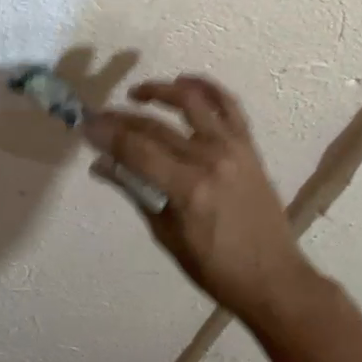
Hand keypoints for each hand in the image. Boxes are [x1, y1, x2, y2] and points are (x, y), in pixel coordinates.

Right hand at [83, 75, 311, 319]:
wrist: (275, 280)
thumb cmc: (216, 268)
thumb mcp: (167, 236)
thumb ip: (134, 191)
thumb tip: (99, 164)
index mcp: (188, 189)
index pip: (136, 149)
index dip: (107, 135)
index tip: (86, 127)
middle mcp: (210, 160)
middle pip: (155, 126)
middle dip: (121, 119)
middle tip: (99, 118)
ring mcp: (233, 149)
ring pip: (192, 101)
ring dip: (161, 90)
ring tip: (138, 94)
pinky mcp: (248, 146)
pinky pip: (229, 106)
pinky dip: (207, 88)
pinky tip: (185, 81)